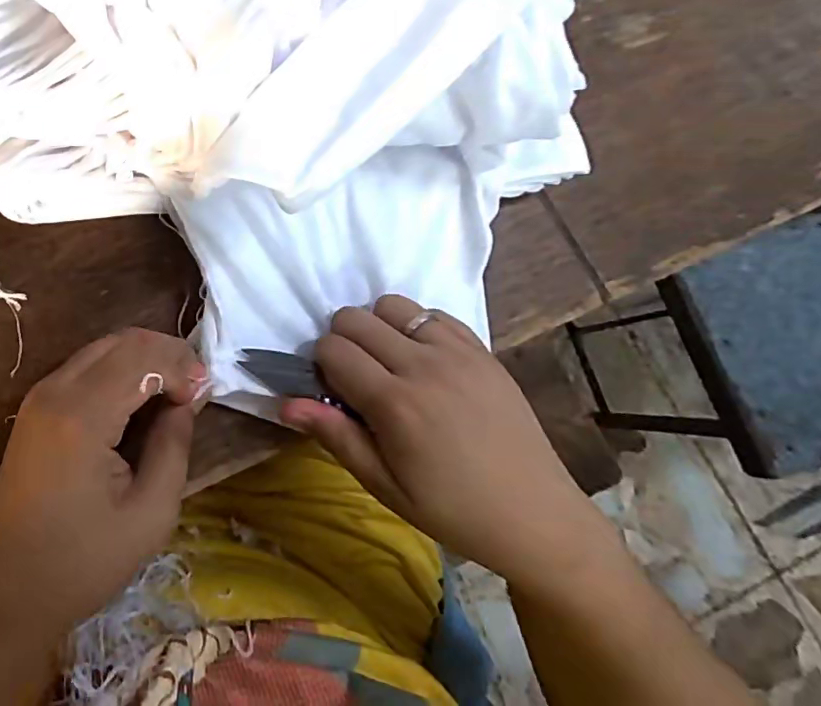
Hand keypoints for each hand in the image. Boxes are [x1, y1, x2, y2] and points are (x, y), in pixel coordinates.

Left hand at [0, 328, 205, 634]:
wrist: (8, 590)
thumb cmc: (83, 561)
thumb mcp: (150, 513)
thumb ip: (174, 446)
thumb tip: (186, 400)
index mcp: (82, 416)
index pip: (142, 357)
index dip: (181, 366)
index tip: (205, 395)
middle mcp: (55, 391)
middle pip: (122, 341)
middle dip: (166, 354)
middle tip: (195, 387)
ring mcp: (39, 395)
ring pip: (103, 348)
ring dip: (143, 358)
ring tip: (173, 391)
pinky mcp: (34, 407)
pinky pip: (85, 366)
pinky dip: (120, 369)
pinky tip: (139, 398)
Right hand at [279, 296, 619, 590]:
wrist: (535, 516)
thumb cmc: (451, 509)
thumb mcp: (384, 486)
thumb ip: (335, 436)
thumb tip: (285, 403)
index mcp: (395, 403)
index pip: (332, 349)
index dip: (321, 367)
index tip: (334, 393)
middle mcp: (423, 365)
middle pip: (354, 318)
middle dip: (341, 341)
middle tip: (356, 378)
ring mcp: (457, 352)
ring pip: (391, 305)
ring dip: (377, 327)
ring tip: (388, 363)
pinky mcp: (481, 349)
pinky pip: (432, 313)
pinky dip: (415, 327)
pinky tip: (423, 360)